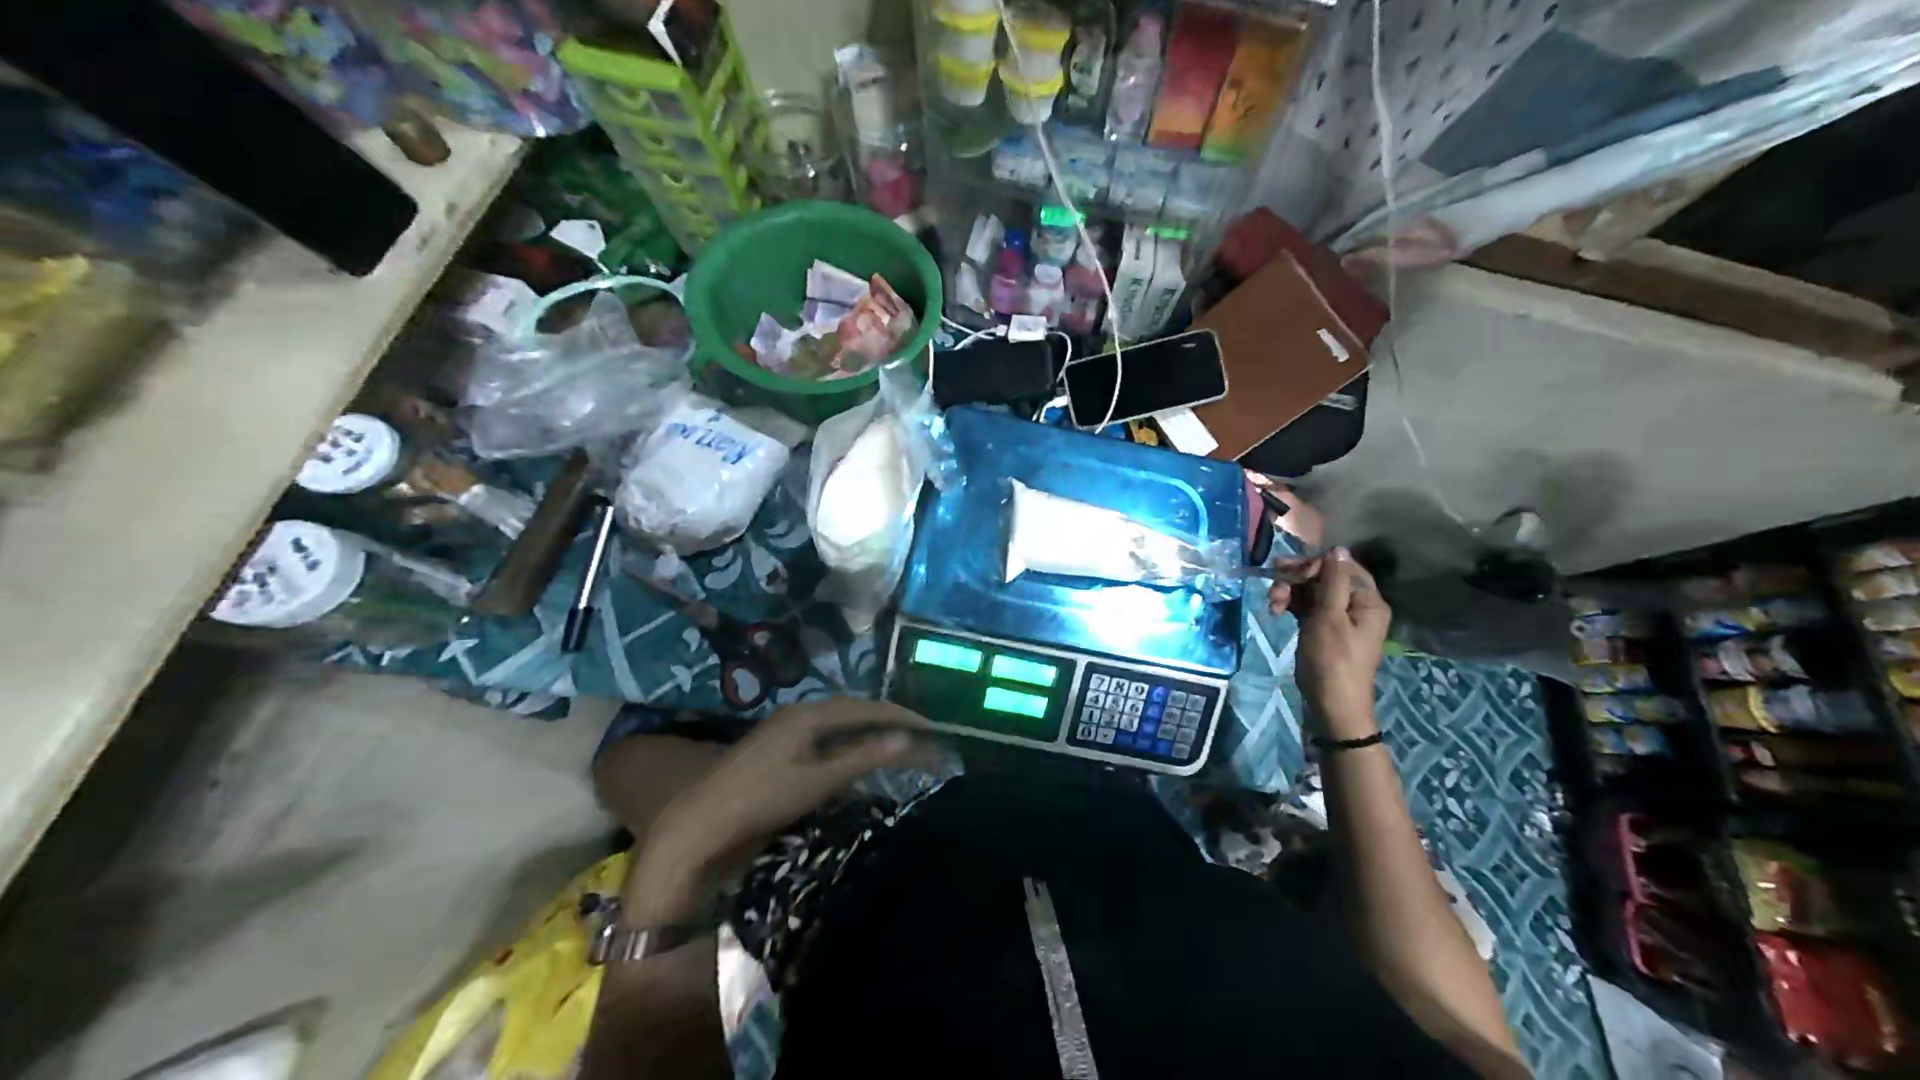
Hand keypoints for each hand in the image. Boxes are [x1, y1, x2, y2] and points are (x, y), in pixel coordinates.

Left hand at [629, 699, 933, 917]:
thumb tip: (907, 739)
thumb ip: (862, 758)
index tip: (933, 727)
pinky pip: (826, 732)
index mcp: (810, 714)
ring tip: (898, 740)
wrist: (700, 822)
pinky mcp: (779, 744)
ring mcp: (786, 727)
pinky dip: (850, 738)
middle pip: (855, 709)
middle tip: (922, 733)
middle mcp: (800, 711)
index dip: (902, 716)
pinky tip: (858, 751)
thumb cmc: (760, 800)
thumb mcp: (817, 781)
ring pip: (840, 720)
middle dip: (889, 718)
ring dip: (870, 727)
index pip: (867, 708)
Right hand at [1280, 548, 1390, 737]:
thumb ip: (1332, 581)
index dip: (1315, 564)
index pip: (1342, 567)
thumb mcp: (1329, 617)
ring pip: (1311, 591)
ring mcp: (1338, 618)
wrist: (1331, 704)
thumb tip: (1337, 549)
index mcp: (1367, 601)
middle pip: (1325, 577)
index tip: (1288, 572)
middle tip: (1273, 585)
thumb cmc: (1332, 660)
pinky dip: (1291, 605)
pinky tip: (1275, 611)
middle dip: (1297, 578)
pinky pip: (1306, 607)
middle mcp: (1356, 605)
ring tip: (1272, 604)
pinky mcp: (1322, 629)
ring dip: (1289, 592)